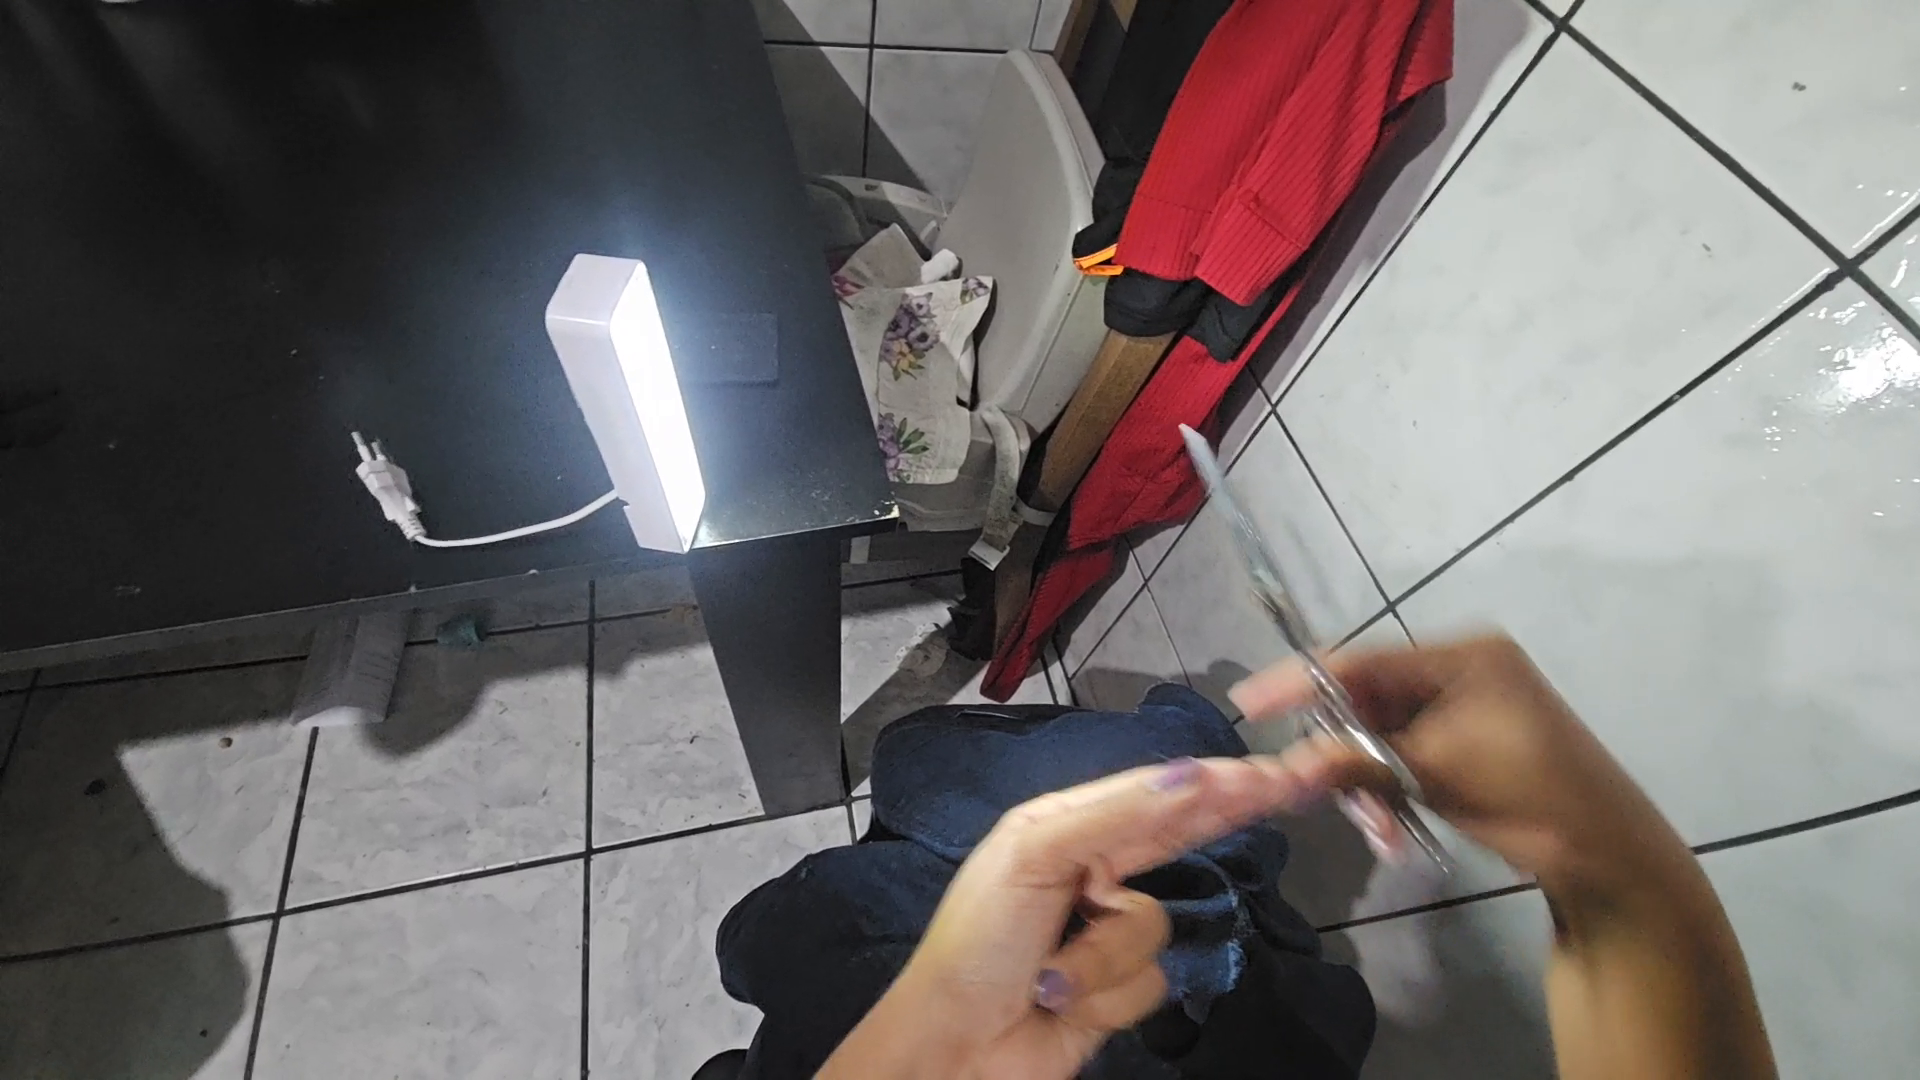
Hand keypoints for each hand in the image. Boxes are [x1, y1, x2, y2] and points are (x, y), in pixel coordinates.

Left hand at [818, 757, 1318, 1079]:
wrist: (956, 1048)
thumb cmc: (982, 939)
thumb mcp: (1034, 857)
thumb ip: (1114, 816)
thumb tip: (1185, 775)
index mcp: (1065, 825)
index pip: (1151, 793)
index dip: (1211, 780)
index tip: (1267, 772)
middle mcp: (1092, 865)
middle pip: (1174, 835)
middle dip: (1224, 814)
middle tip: (1289, 786)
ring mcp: (1106, 928)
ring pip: (1156, 923)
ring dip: (1104, 955)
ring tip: (1053, 970)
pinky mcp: (1118, 984)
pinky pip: (1148, 975)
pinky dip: (1107, 991)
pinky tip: (1064, 1000)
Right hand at [1227, 634, 1689, 900]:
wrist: (1614, 863)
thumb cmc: (1533, 796)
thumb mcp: (1433, 771)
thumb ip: (1352, 760)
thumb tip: (1280, 767)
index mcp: (1460, 655)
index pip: (1359, 660)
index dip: (1298, 681)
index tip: (1246, 700)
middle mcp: (1452, 671)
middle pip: (1362, 701)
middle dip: (1340, 750)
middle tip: (1313, 786)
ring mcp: (1454, 707)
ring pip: (1373, 735)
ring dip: (1363, 781)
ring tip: (1376, 825)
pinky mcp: (1454, 742)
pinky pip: (1394, 756)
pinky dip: (1382, 788)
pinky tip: (1389, 824)